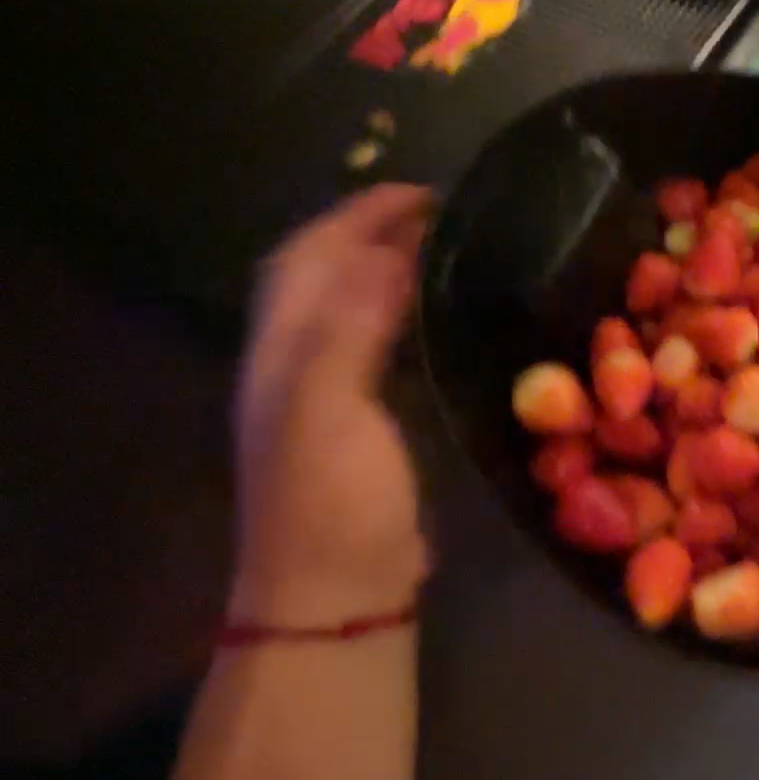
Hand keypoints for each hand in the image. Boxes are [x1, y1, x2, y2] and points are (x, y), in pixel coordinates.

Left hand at [230, 185, 434, 625]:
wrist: (339, 584)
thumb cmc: (335, 500)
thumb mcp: (328, 412)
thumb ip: (348, 331)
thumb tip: (386, 256)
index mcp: (284, 352)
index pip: (311, 259)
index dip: (359, 217)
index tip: (426, 194)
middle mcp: (300, 361)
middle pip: (327, 275)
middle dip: (376, 231)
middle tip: (449, 216)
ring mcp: (334, 392)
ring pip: (356, 307)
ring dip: (393, 268)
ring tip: (453, 251)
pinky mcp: (371, 418)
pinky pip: (386, 342)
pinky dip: (411, 312)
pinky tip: (449, 317)